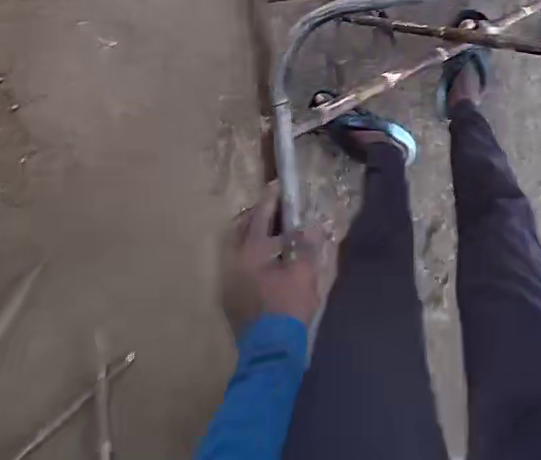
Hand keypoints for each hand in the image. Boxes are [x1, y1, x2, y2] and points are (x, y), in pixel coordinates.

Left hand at [220, 184, 321, 335]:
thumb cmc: (287, 309)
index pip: (260, 215)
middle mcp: (233, 259)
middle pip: (242, 228)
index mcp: (250, 250)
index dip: (271, 199)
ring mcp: (228, 279)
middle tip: (274, 210)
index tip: (278, 185)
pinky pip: (237, 264)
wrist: (270, 355)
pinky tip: (265, 262)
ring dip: (252, 236)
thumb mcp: (304, 274)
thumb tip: (312, 225)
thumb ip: (306, 246)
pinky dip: (249, 255)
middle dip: (257, 216)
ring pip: (237, 246)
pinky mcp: (229, 297)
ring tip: (271, 235)